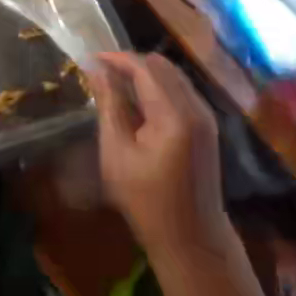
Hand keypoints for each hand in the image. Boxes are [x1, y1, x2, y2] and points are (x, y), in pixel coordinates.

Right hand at [90, 52, 225, 252]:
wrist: (191, 237)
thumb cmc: (146, 201)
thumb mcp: (117, 153)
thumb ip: (109, 106)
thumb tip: (96, 69)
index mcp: (174, 115)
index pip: (145, 68)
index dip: (116, 59)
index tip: (89, 60)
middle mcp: (196, 107)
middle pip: (163, 66)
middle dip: (130, 63)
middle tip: (99, 73)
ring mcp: (206, 116)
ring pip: (174, 76)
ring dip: (145, 74)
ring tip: (114, 85)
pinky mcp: (207, 126)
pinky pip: (181, 92)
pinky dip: (158, 88)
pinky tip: (137, 103)